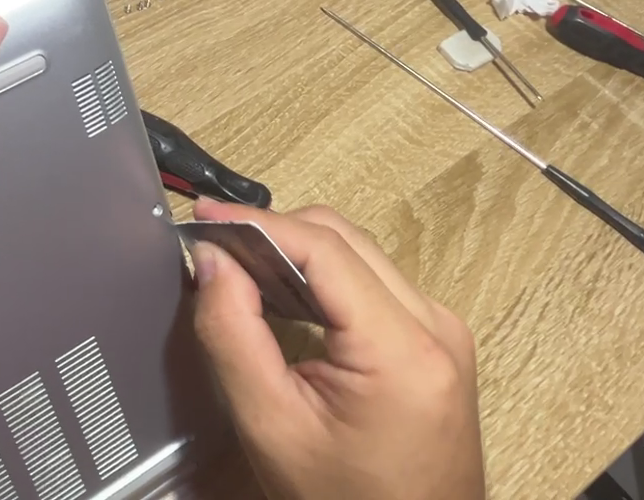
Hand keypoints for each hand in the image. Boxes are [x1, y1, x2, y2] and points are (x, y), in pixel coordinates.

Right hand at [189, 198, 484, 499]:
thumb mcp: (270, 426)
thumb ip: (233, 333)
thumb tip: (212, 257)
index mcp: (404, 350)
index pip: (323, 249)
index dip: (257, 222)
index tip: (202, 217)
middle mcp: (435, 325)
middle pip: (342, 240)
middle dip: (272, 231)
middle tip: (214, 245)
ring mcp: (441, 330)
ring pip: (355, 251)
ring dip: (294, 247)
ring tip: (239, 264)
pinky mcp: (433, 338)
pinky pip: (368, 276)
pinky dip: (318, 270)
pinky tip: (280, 287)